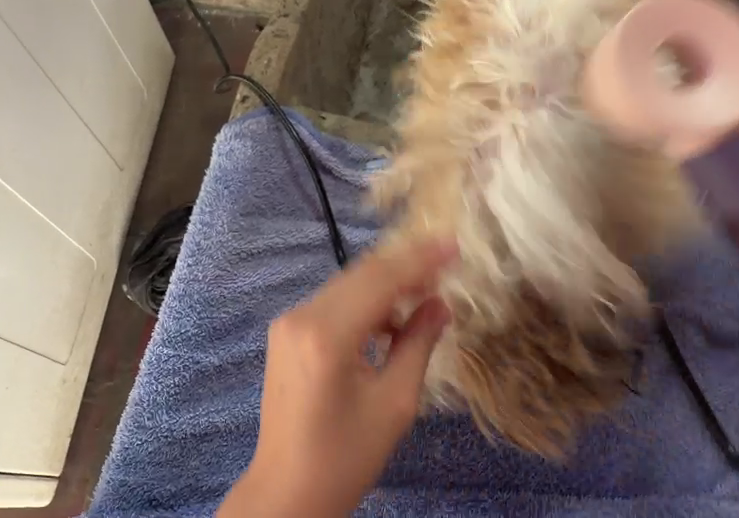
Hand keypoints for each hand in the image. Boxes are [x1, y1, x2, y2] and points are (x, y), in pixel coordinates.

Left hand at [218, 238, 456, 517]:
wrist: (286, 492)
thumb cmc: (345, 457)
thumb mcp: (394, 404)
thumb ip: (417, 345)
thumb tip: (440, 304)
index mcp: (326, 335)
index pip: (380, 280)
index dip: (420, 260)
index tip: (454, 246)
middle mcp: (301, 316)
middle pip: (361, 275)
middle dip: (405, 267)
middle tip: (446, 263)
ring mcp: (288, 321)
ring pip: (346, 285)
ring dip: (385, 285)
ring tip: (425, 295)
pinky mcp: (285, 332)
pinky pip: (332, 303)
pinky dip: (363, 303)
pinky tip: (390, 319)